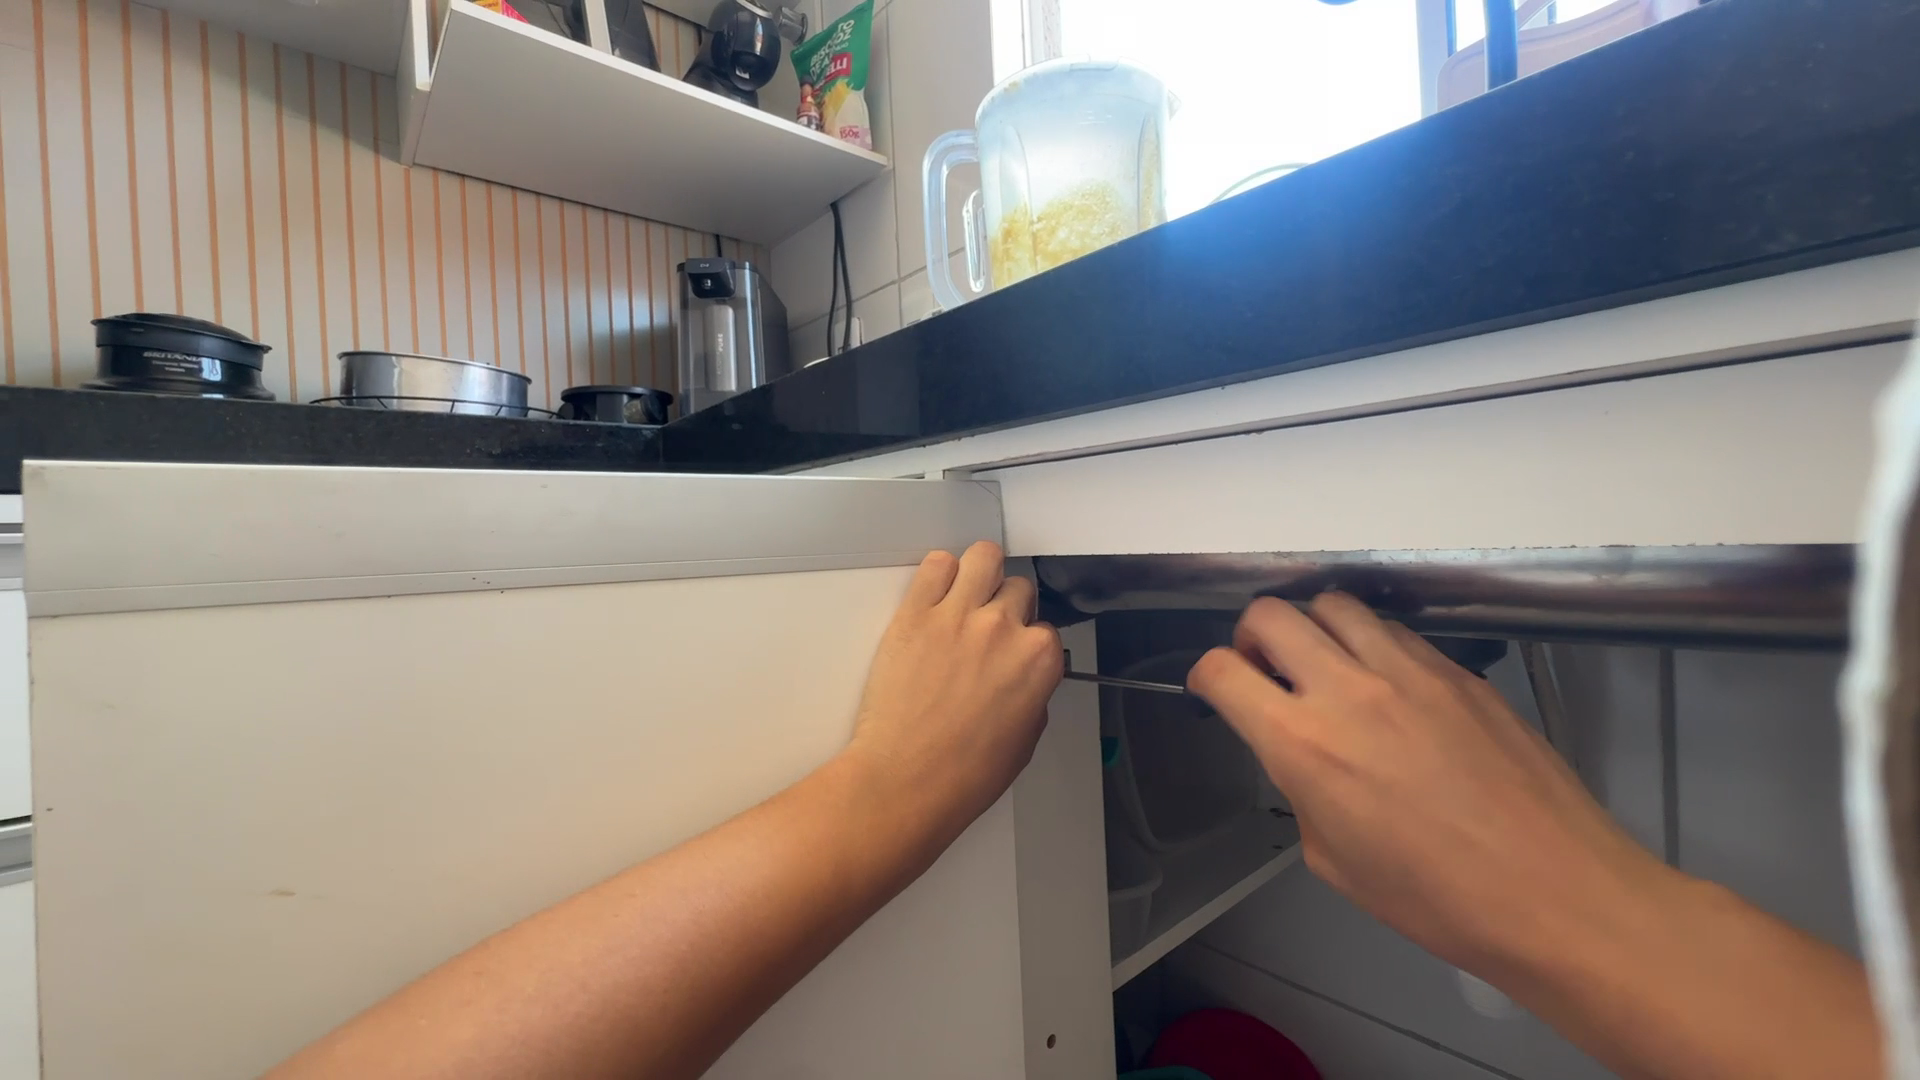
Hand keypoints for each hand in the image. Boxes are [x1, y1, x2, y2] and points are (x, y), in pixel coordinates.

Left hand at [844, 541, 1064, 844]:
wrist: (905, 781)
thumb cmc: (964, 775)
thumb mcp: (1024, 742)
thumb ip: (1033, 696)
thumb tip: (1023, 679)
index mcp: (1040, 660)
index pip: (1046, 628)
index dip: (1027, 641)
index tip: (1011, 654)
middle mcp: (1004, 628)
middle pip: (1018, 588)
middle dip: (1006, 606)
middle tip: (986, 629)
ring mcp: (958, 615)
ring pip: (984, 557)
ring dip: (980, 572)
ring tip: (965, 596)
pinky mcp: (915, 613)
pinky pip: (935, 564)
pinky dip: (939, 572)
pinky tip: (934, 595)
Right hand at [1187, 594, 1670, 978]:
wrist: (1560, 898)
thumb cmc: (1437, 898)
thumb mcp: (1329, 856)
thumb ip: (1298, 785)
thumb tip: (1300, 751)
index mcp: (1302, 744)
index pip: (1221, 669)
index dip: (1204, 676)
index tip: (1214, 689)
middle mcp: (1346, 691)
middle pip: (1268, 615)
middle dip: (1249, 638)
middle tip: (1265, 669)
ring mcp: (1407, 672)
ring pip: (1331, 604)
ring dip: (1310, 628)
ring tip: (1325, 664)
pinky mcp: (1457, 671)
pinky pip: (1392, 630)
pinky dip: (1368, 643)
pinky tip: (1385, 682)